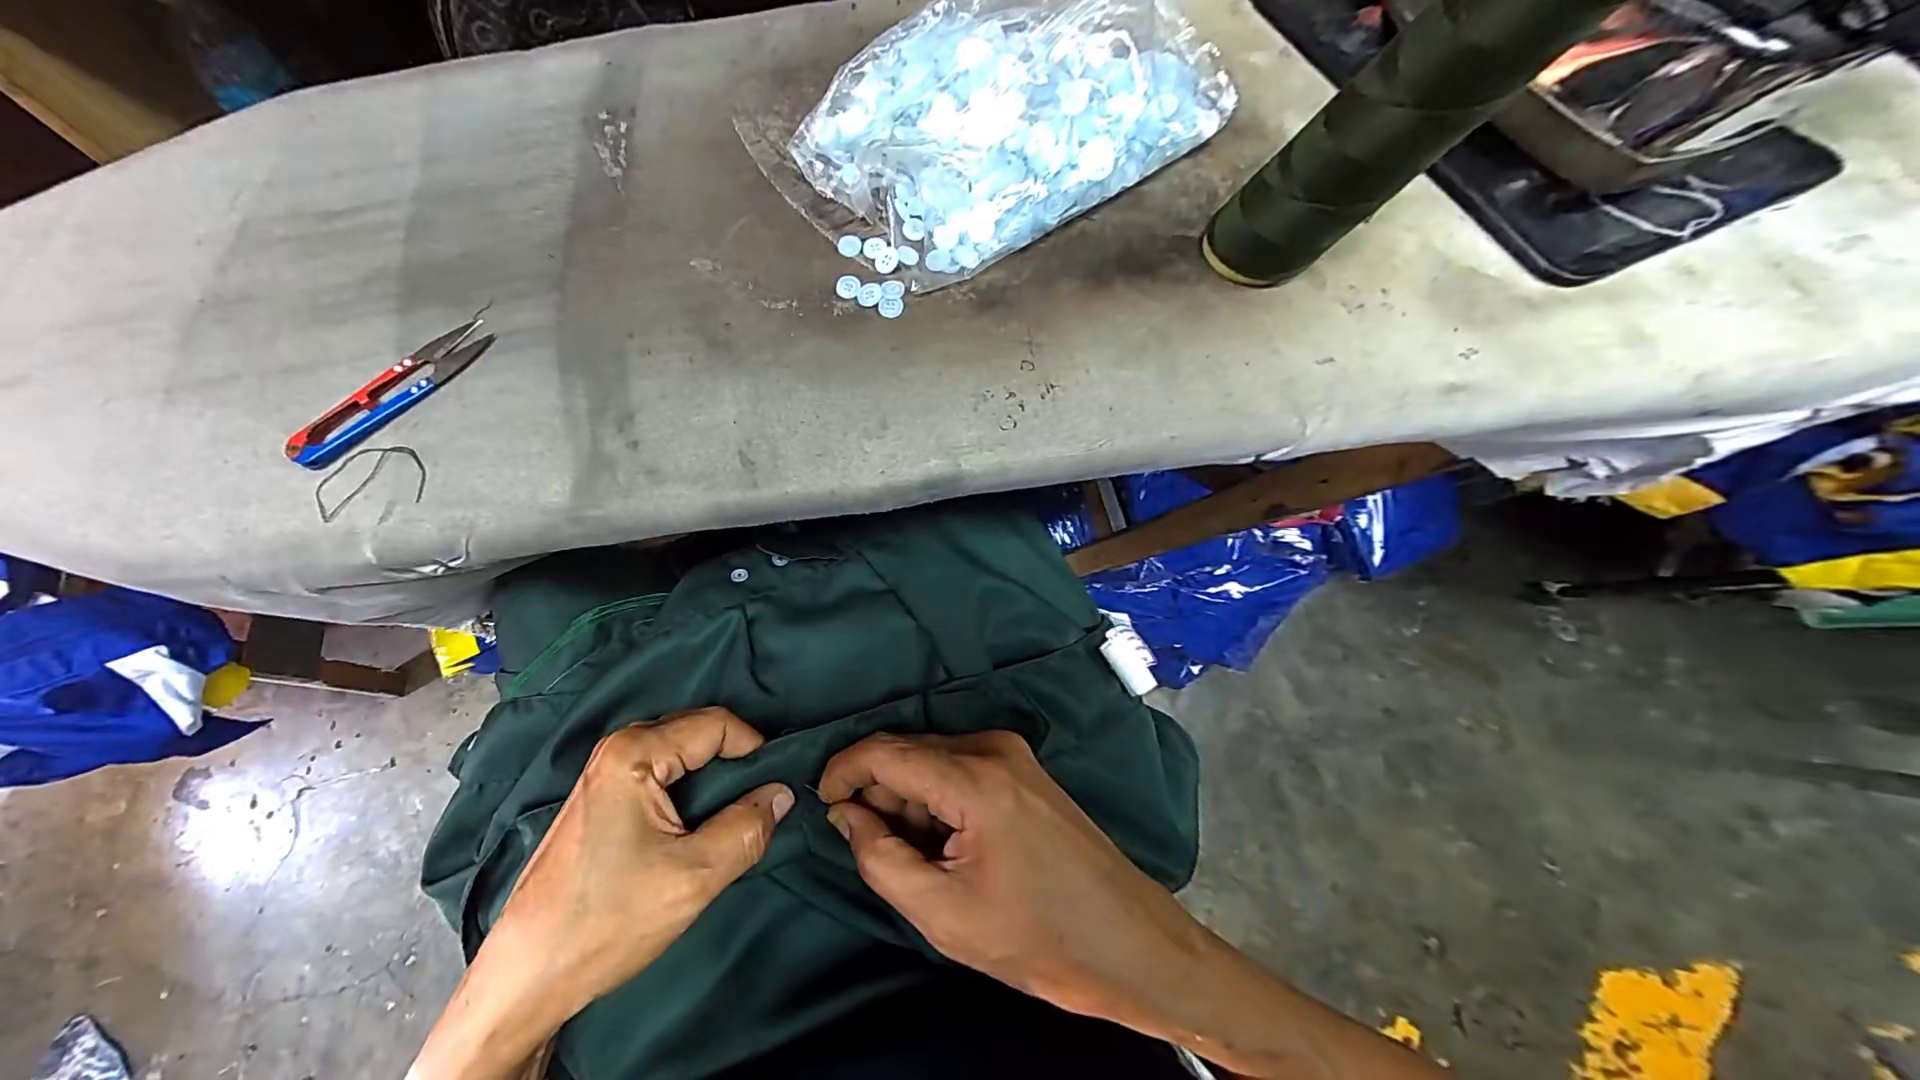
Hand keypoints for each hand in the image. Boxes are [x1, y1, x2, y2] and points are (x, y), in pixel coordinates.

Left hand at [413, 707, 791, 1079]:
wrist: (526, 978)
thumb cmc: (608, 920)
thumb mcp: (695, 877)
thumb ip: (748, 828)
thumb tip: (782, 794)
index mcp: (634, 753)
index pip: (717, 724)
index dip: (754, 750)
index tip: (773, 788)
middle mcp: (615, 749)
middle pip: (697, 732)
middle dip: (735, 761)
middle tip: (757, 802)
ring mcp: (603, 773)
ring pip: (680, 754)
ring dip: (712, 778)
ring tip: (731, 816)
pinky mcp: (600, 799)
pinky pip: (660, 774)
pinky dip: (689, 790)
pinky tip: (697, 826)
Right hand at [820, 731, 1446, 1079]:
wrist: (1131, 944)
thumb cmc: (1037, 938)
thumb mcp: (943, 912)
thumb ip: (881, 857)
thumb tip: (846, 813)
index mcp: (974, 777)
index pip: (885, 750)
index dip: (842, 771)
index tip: (820, 805)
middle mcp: (994, 747)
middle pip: (909, 752)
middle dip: (877, 792)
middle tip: (870, 848)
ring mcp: (1015, 754)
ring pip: (933, 760)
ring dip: (908, 799)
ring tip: (916, 857)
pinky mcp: (1026, 769)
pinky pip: (961, 768)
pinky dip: (938, 798)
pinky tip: (946, 844)